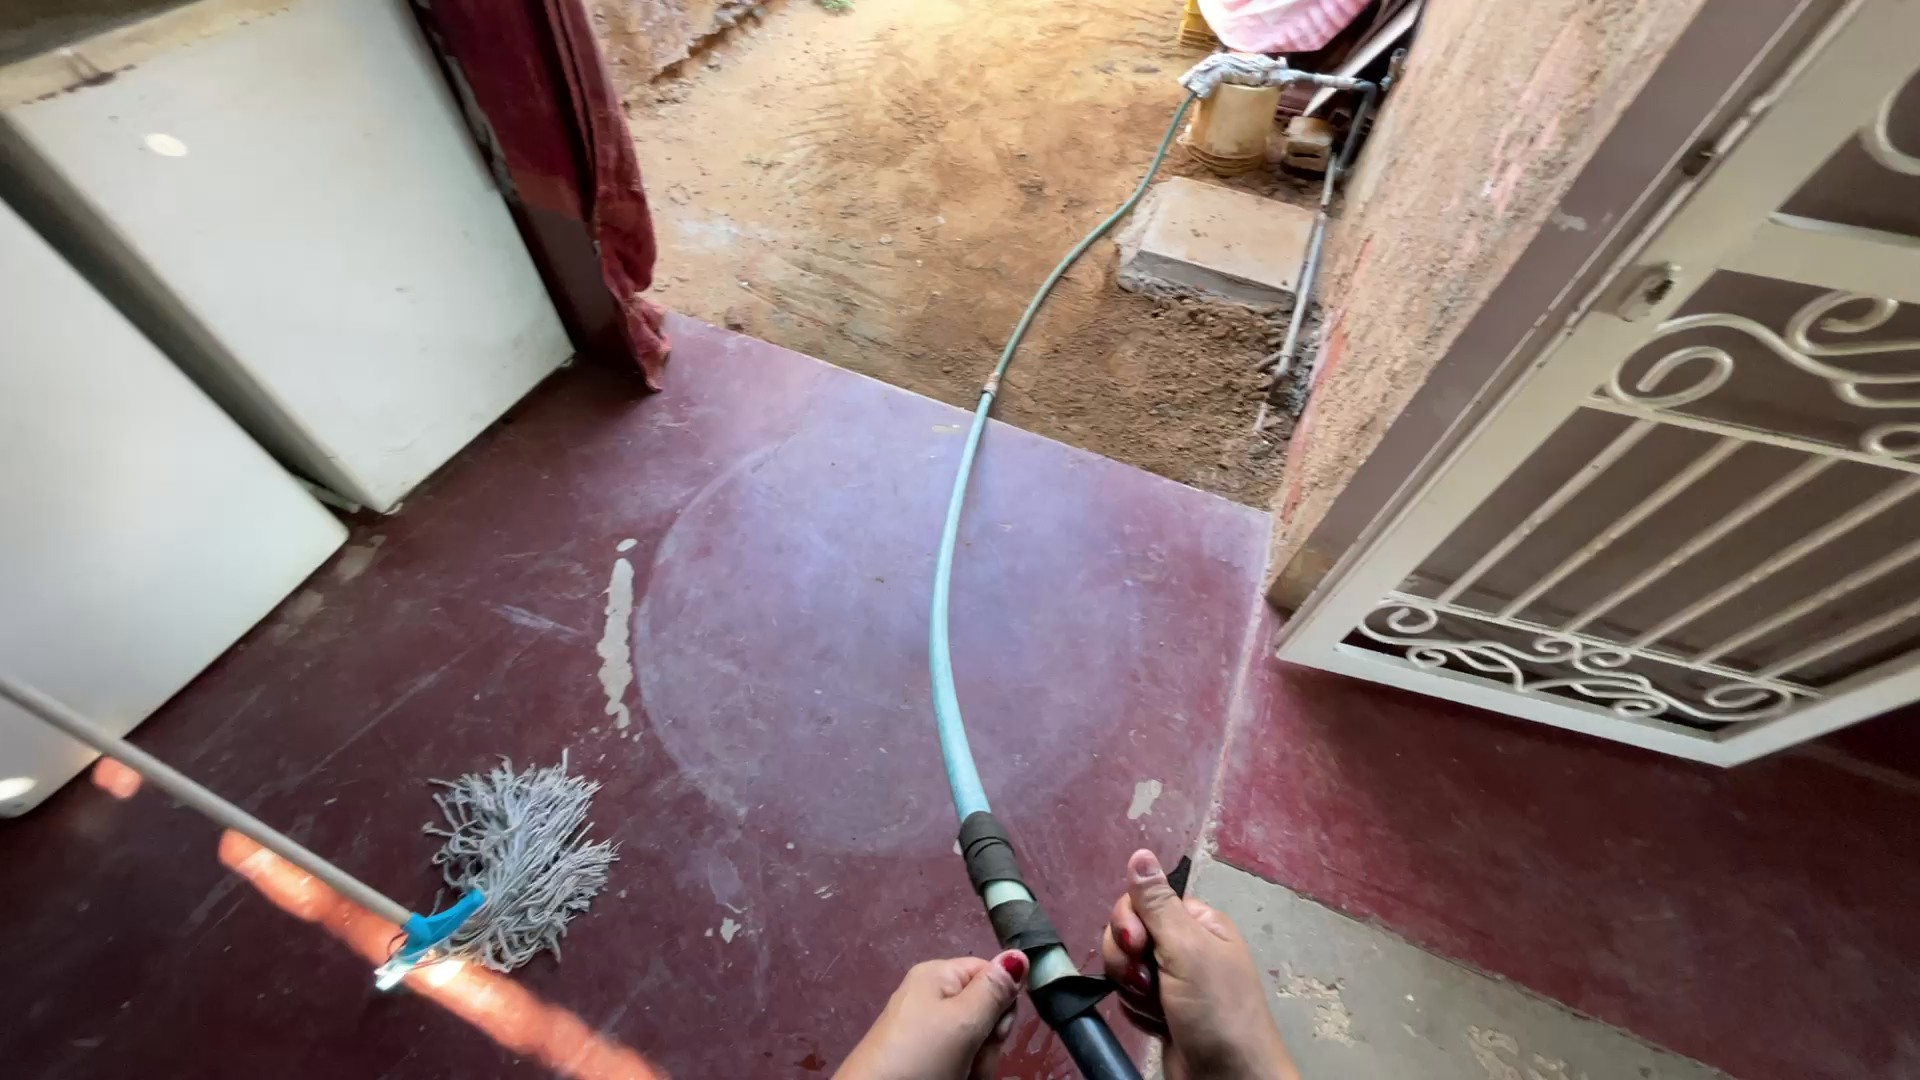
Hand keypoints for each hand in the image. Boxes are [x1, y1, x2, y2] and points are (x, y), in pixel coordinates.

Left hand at [835, 950, 1027, 1079]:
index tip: (996, 1029)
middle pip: (983, 1011)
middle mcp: (931, 998)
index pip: (989, 974)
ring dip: (976, 1064)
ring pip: (974, 1043)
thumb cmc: (921, 1057)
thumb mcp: (963, 1021)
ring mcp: (926, 1032)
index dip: (1002, 1003)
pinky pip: (956, 1061)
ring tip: (958, 1075)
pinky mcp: (922, 1060)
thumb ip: (994, 990)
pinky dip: (960, 1074)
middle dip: (987, 1040)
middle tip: (971, 1057)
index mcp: (938, 975)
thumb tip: (1019, 952)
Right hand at [1100, 851, 1298, 1079]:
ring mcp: (1171, 980)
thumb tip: (1140, 853)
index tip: (1136, 944)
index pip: (1143, 900)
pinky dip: (1135, 1010)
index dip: (1130, 920)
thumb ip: (1156, 903)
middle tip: (1146, 981)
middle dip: (1127, 957)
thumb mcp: (1187, 950)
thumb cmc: (1218, 1013)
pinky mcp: (1159, 1010)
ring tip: (1155, 1007)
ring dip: (1132, 987)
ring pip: (1123, 964)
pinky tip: (1155, 1023)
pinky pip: (1127, 995)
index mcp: (1198, 923)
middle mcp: (1184, 946)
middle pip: (1127, 930)